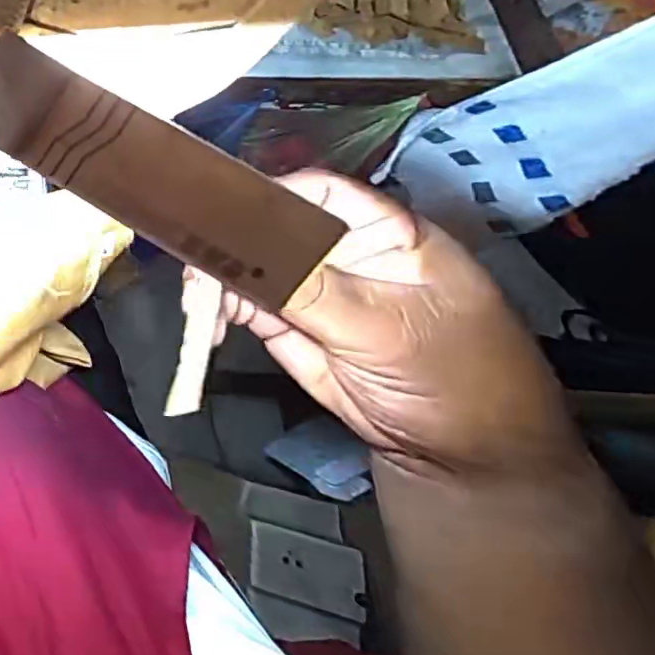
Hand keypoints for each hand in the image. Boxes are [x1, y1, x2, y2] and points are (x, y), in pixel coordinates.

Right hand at [193, 170, 581, 479]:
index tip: (222, 212)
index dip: (270, 197)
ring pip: (249, 267)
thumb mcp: (385, 328)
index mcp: (381, 232)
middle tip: (198, 269)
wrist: (458, 461)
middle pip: (270, 228)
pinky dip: (219, 312)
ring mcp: (310, 287)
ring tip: (197, 306)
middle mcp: (339, 251)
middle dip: (230, 245)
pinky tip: (208, 325)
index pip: (317, 194)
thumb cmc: (453, 380)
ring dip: (217, 283)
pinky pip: (244, 305)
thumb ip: (312, 287)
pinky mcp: (287, 323)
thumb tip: (245, 249)